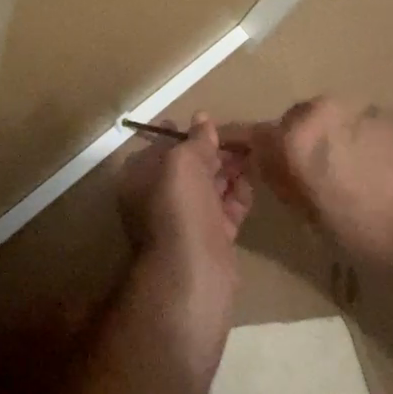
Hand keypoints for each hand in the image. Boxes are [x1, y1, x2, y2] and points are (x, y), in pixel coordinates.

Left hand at [118, 113, 253, 288]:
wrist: (192, 275)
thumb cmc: (178, 208)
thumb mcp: (182, 162)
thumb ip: (194, 140)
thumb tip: (202, 119)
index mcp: (141, 177)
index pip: (161, 146)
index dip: (185, 133)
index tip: (211, 123)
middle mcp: (160, 197)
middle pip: (188, 166)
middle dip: (212, 151)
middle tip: (240, 137)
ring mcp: (185, 220)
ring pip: (209, 187)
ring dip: (228, 171)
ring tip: (251, 154)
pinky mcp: (211, 239)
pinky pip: (225, 210)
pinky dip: (237, 196)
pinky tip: (251, 182)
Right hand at [231, 97, 392, 267]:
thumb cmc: (378, 235)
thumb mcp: (319, 223)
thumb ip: (288, 186)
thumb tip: (271, 169)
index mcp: (297, 138)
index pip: (251, 134)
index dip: (234, 142)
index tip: (221, 145)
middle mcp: (322, 110)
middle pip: (291, 123)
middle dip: (291, 145)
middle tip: (302, 179)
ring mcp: (360, 106)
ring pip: (327, 120)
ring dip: (326, 141)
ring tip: (345, 177)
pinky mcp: (391, 111)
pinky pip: (358, 122)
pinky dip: (356, 140)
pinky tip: (377, 172)